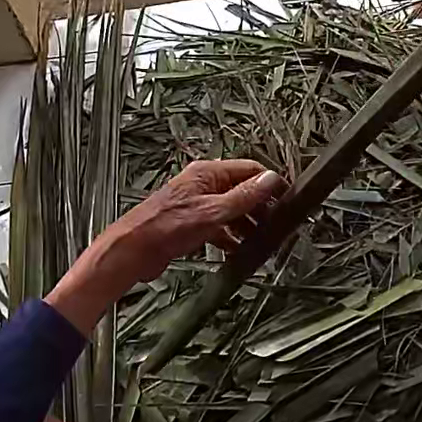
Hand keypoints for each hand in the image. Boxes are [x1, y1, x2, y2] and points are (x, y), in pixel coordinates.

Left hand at [47, 160, 286, 334]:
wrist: (133, 250)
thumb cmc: (165, 226)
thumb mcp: (213, 212)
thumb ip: (244, 197)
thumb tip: (271, 180)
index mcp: (208, 173)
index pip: (249, 170)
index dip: (270, 184)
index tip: (288, 199)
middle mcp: (203, 185)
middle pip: (243, 190)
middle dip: (261, 207)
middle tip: (277, 226)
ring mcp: (198, 205)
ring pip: (232, 211)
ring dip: (248, 225)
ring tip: (263, 242)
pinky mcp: (192, 225)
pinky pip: (220, 227)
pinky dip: (231, 238)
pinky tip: (240, 252)